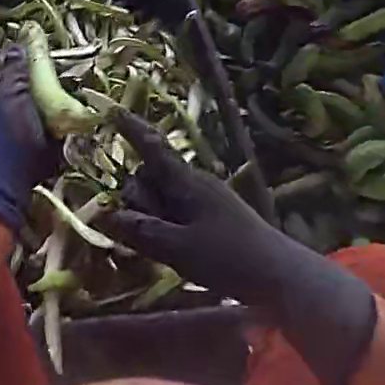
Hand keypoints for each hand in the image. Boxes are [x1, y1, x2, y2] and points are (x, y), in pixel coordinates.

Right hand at [98, 111, 284, 301]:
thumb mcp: (177, 248)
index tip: (112, 111)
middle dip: (140, 198)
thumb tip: (104, 214)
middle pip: (152, 177)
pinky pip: (180, 207)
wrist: (280, 274)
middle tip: (147, 233)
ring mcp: (208, 196)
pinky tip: (176, 248)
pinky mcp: (216, 213)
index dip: (131, 131)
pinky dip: (169, 222)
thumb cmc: (228, 258)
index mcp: (186, 182)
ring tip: (167, 248)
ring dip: (154, 214)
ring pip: (165, 194)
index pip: (152, 149)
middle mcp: (196, 182)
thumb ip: (141, 230)